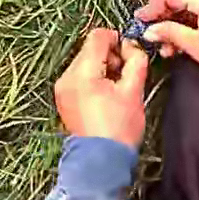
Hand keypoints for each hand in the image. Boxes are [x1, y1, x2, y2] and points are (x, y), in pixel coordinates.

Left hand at [54, 28, 149, 148]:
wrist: (101, 163)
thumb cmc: (118, 131)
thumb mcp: (134, 91)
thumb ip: (135, 60)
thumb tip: (132, 46)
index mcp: (82, 73)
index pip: (98, 36)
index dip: (117, 40)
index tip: (129, 54)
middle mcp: (67, 77)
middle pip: (90, 48)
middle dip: (110, 57)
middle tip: (124, 76)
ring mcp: (63, 88)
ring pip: (85, 62)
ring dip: (102, 68)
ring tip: (115, 90)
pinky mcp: (64, 98)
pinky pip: (79, 77)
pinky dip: (93, 79)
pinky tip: (105, 97)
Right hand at [133, 0, 198, 84]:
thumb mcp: (197, 45)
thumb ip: (170, 33)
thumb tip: (151, 30)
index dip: (151, 8)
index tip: (140, 23)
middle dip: (164, 18)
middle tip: (154, 38)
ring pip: (192, 4)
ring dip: (178, 22)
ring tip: (170, 46)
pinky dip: (193, 21)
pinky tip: (186, 39)